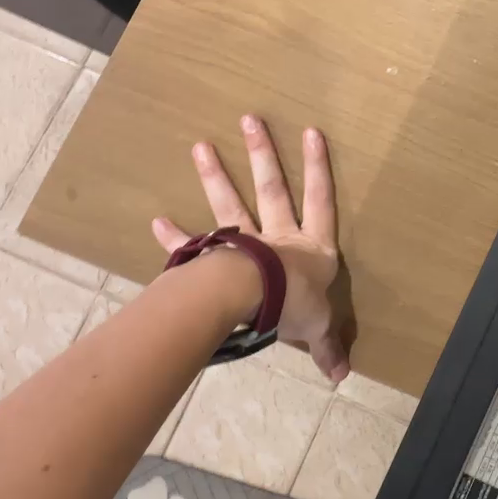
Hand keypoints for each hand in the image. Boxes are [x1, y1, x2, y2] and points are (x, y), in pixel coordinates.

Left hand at [152, 115, 349, 381]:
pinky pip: (191, 245)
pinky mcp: (212, 259)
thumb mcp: (316, 327)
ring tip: (199, 146)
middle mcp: (278, 236)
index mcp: (310, 246)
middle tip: (250, 119)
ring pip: (230, 203)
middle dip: (263, 154)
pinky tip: (156, 220)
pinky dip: (174, 235)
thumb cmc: (293, 305)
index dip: (318, 168)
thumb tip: (341, 379)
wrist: (252, 303)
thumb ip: (325, 345)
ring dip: (215, 175)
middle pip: (271, 188)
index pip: (319, 199)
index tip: (311, 132)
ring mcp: (242, 244)